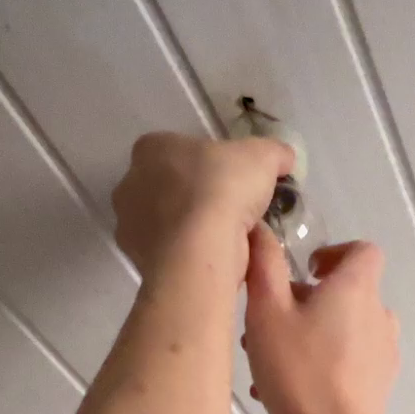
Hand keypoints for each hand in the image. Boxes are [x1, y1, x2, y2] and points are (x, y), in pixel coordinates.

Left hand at [111, 133, 294, 278]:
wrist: (199, 252)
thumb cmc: (223, 192)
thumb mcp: (262, 159)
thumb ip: (274, 154)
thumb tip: (285, 158)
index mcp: (151, 148)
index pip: (182, 153)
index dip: (213, 169)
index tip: (236, 186)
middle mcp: (130, 183)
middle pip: (172, 191)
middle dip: (199, 202)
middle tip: (233, 218)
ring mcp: (129, 225)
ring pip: (169, 226)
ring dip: (193, 233)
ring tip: (228, 246)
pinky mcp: (136, 261)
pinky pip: (169, 256)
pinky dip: (189, 259)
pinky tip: (213, 264)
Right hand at [243, 229, 399, 413]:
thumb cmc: (299, 372)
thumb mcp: (266, 311)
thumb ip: (263, 264)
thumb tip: (260, 230)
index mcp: (357, 289)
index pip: (362, 251)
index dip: (333, 253)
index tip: (305, 272)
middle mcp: (379, 315)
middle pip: (345, 294)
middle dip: (305, 304)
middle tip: (266, 328)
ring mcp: (383, 353)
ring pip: (342, 331)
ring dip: (308, 337)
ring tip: (269, 364)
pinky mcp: (378, 385)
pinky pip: (347, 362)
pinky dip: (321, 365)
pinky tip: (286, 392)